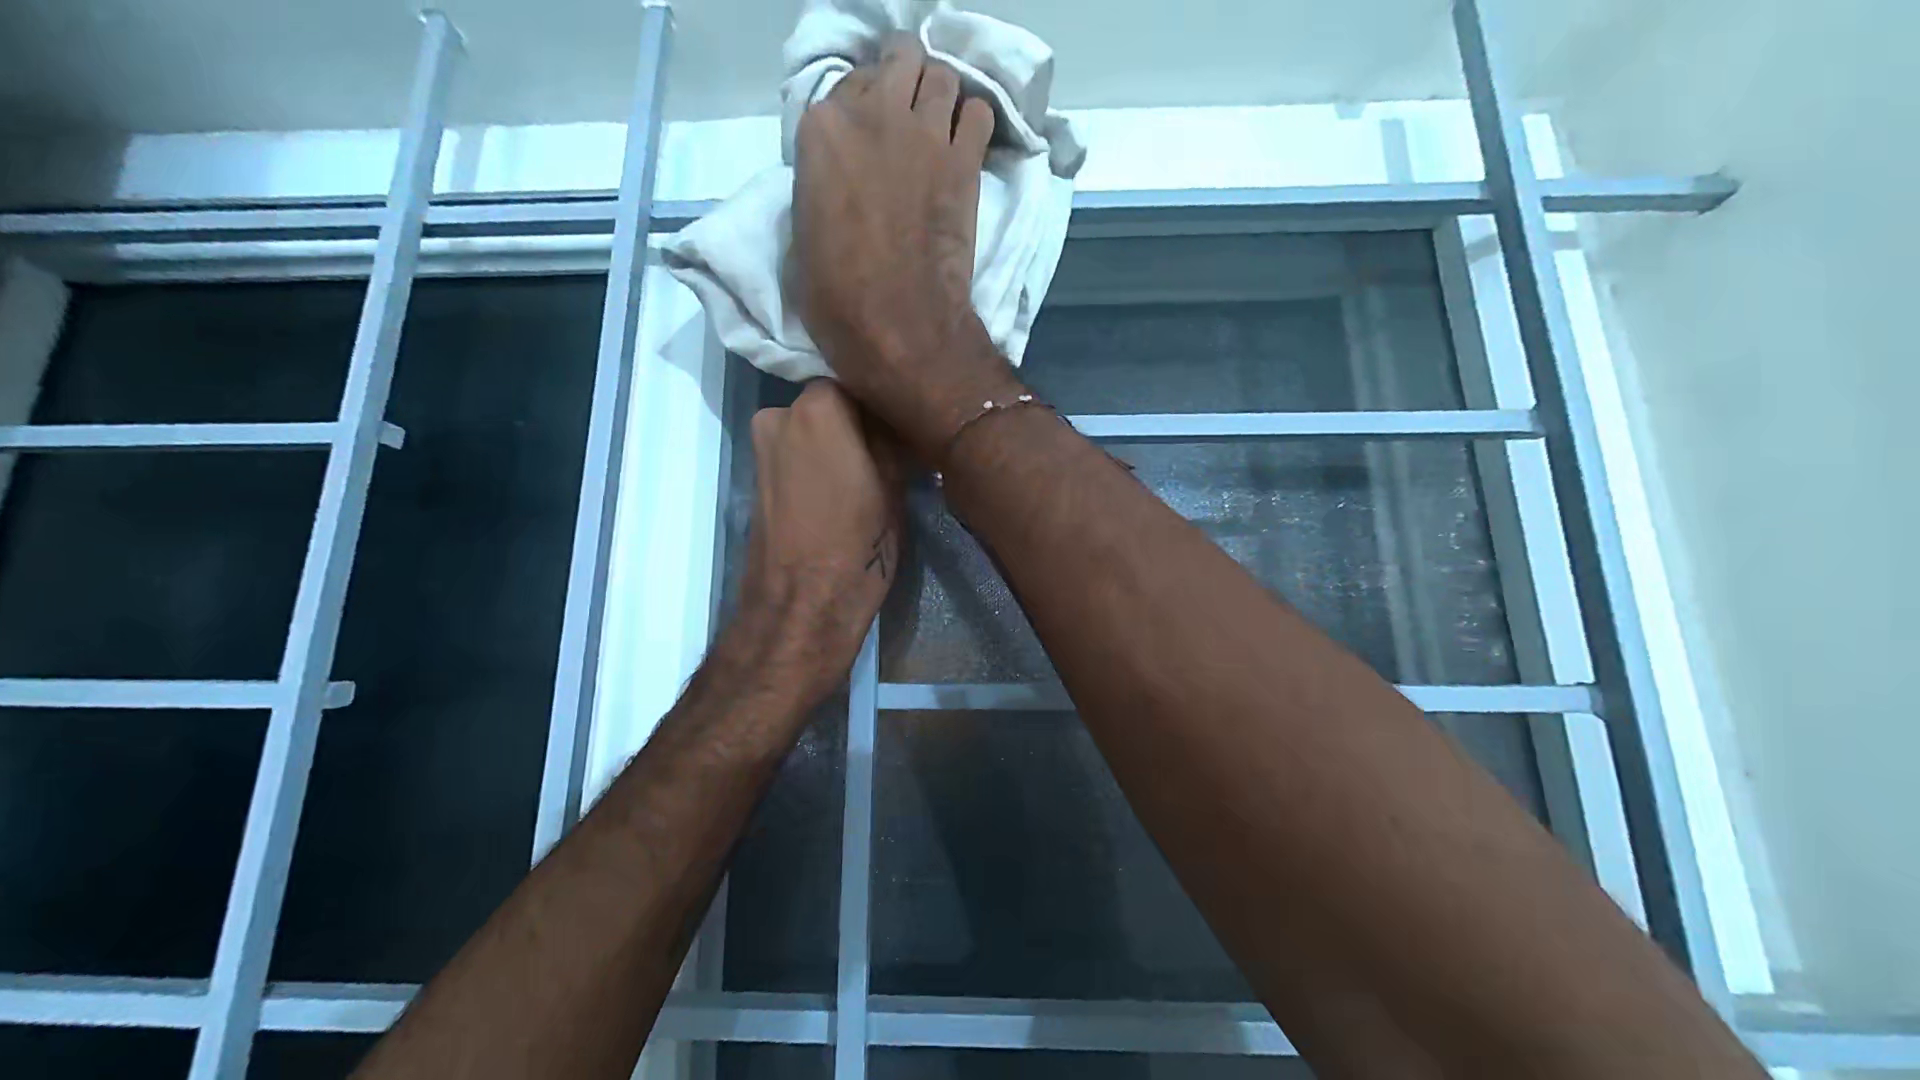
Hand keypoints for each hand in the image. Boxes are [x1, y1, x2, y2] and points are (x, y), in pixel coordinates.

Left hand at [733, 381, 902, 708]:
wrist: (802, 604)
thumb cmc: (858, 542)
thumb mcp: (895, 485)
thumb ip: (891, 439)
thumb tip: (894, 419)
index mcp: (817, 408)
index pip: (856, 384)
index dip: (882, 407)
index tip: (902, 431)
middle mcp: (778, 416)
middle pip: (829, 407)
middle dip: (856, 426)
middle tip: (889, 458)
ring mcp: (761, 449)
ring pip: (811, 433)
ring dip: (835, 447)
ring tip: (866, 481)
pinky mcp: (755, 480)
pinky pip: (795, 457)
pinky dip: (816, 466)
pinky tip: (838, 496)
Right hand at [790, 33, 1024, 460]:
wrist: (899, 324)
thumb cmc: (837, 297)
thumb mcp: (803, 236)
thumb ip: (819, 186)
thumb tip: (835, 180)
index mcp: (821, 131)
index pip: (844, 85)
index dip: (858, 109)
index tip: (865, 136)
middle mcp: (872, 113)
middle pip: (897, 61)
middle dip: (901, 81)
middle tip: (903, 115)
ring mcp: (924, 133)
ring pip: (941, 76)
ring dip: (938, 96)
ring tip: (936, 127)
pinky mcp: (964, 162)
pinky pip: (979, 113)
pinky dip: (973, 122)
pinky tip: (965, 144)